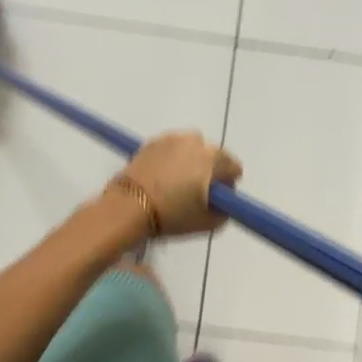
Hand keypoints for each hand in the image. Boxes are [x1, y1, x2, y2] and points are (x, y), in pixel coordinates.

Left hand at [112, 131, 242, 237]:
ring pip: (190, 149)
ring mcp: (171, 138)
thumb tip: (222, 203)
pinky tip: (161, 177)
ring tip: (177, 184)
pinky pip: (171, 149)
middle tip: (196, 192)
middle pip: (212, 155)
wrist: (128, 206)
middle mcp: (195, 141)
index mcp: (212, 157)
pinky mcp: (151, 141)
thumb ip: (224, 211)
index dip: (228, 185)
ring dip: (190, 162)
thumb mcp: (207, 223)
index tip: (216, 199)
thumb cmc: (172, 214)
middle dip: (209, 171)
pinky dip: (171, 159)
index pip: (233, 168)